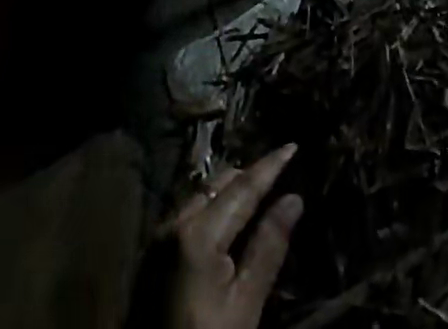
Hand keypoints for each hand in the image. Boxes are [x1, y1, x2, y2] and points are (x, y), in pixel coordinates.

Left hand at [161, 144, 304, 328]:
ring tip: (258, 188)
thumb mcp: (246, 302)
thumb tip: (293, 199)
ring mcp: (159, 237)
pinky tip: (228, 216)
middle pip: (220, 183)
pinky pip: (189, 212)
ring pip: (202, 194)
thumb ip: (268, 246)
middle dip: (250, 174)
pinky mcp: (153, 253)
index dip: (270, 165)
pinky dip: (213, 205)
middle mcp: (175, 223)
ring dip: (230, 188)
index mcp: (199, 233)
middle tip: (279, 170)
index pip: (244, 187)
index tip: (293, 145)